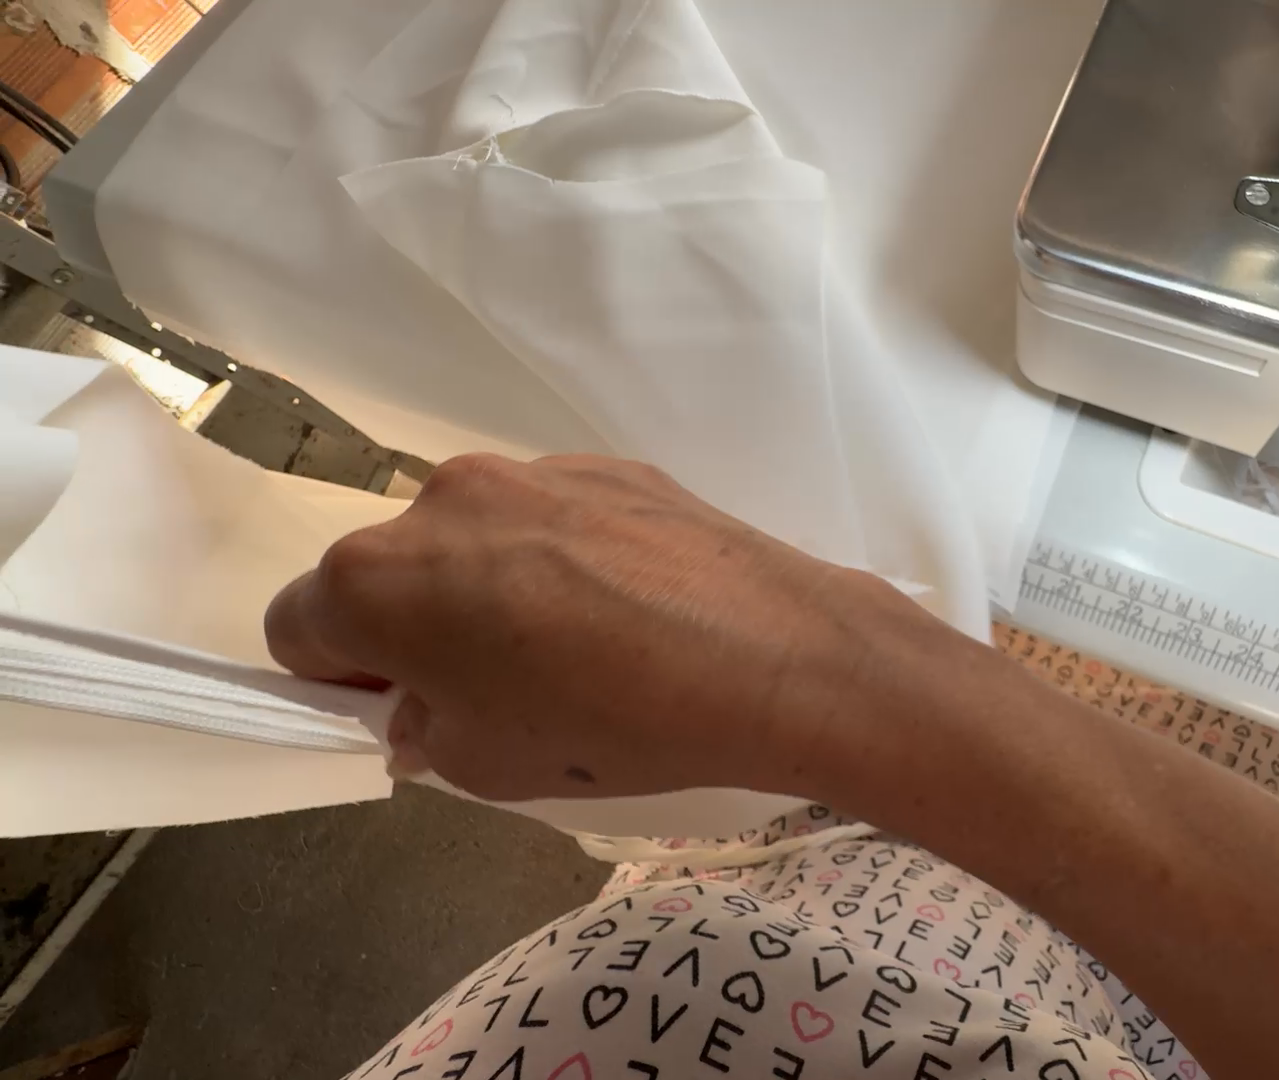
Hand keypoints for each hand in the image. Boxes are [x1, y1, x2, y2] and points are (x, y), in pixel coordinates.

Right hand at [265, 453, 919, 801]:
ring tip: (596, 637)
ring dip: (507, 579)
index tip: (412, 704)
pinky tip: (645, 597)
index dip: (348, 676)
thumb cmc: (619, 725)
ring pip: (489, 534)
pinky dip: (578, 551)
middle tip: (514, 678)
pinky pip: (567, 514)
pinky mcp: (623, 464)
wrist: (776, 655)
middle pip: (402, 568)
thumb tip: (424, 702)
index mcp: (381, 577)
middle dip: (431, 623)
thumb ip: (425, 725)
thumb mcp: (489, 764)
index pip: (305, 627)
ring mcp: (545, 471)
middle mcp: (450, 499)